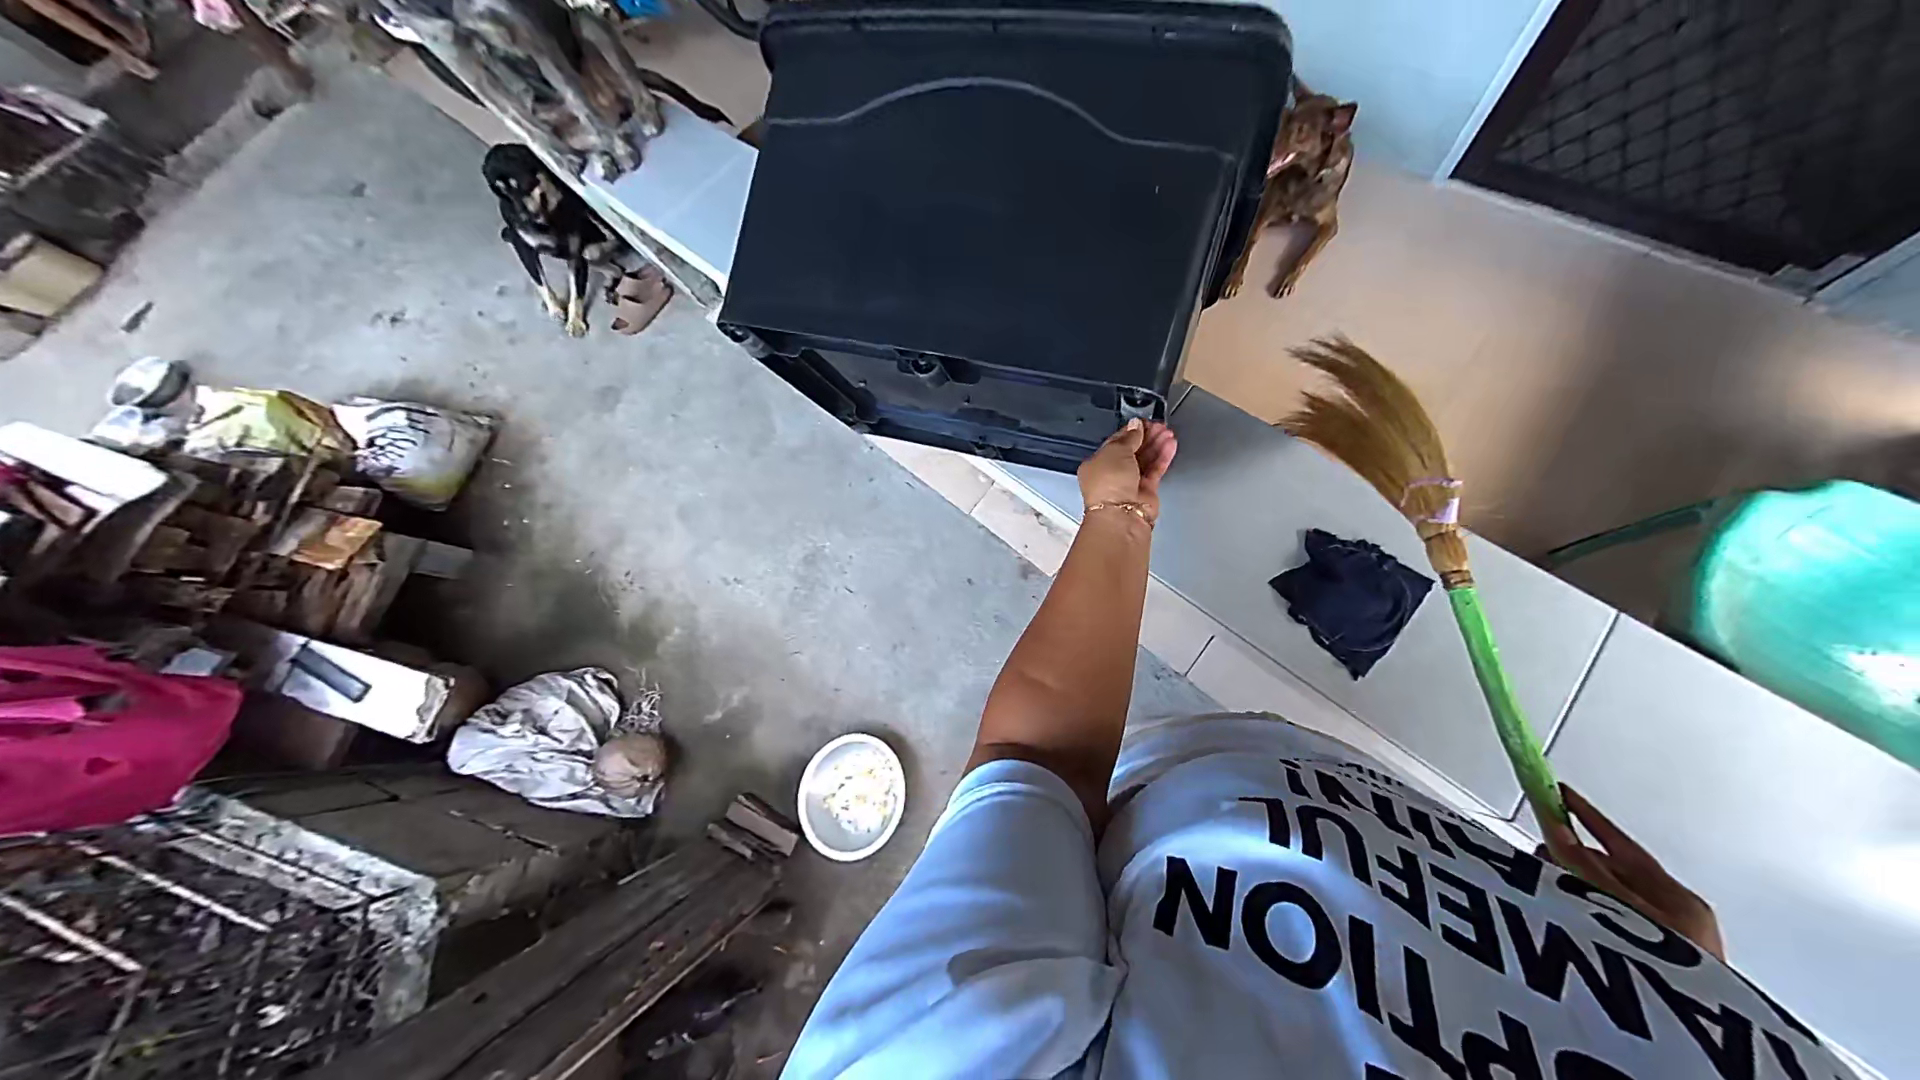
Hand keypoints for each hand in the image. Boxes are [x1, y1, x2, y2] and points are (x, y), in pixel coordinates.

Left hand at [1078, 418, 1176, 520]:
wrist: (1121, 515)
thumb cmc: (1107, 488)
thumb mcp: (1115, 451)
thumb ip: (1128, 436)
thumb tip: (1135, 426)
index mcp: (1096, 464)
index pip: (1115, 442)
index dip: (1130, 431)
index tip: (1143, 422)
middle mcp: (1111, 475)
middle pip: (1132, 450)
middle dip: (1146, 437)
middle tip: (1158, 426)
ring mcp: (1129, 484)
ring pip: (1145, 459)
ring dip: (1157, 445)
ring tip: (1167, 433)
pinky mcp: (1145, 491)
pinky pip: (1155, 470)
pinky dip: (1163, 457)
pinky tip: (1170, 445)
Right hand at [1539, 784, 1725, 960]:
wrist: (1690, 1040)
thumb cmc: (1670, 974)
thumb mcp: (1616, 906)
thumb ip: (1581, 865)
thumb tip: (1555, 827)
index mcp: (1678, 899)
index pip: (1620, 843)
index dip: (1585, 815)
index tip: (1558, 792)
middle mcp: (1675, 917)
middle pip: (1608, 870)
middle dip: (1569, 858)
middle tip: (1539, 856)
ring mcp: (1664, 944)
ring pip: (1601, 896)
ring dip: (1571, 887)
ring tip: (1546, 891)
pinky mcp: (1646, 966)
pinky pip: (1601, 921)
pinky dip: (1578, 912)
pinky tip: (1560, 916)